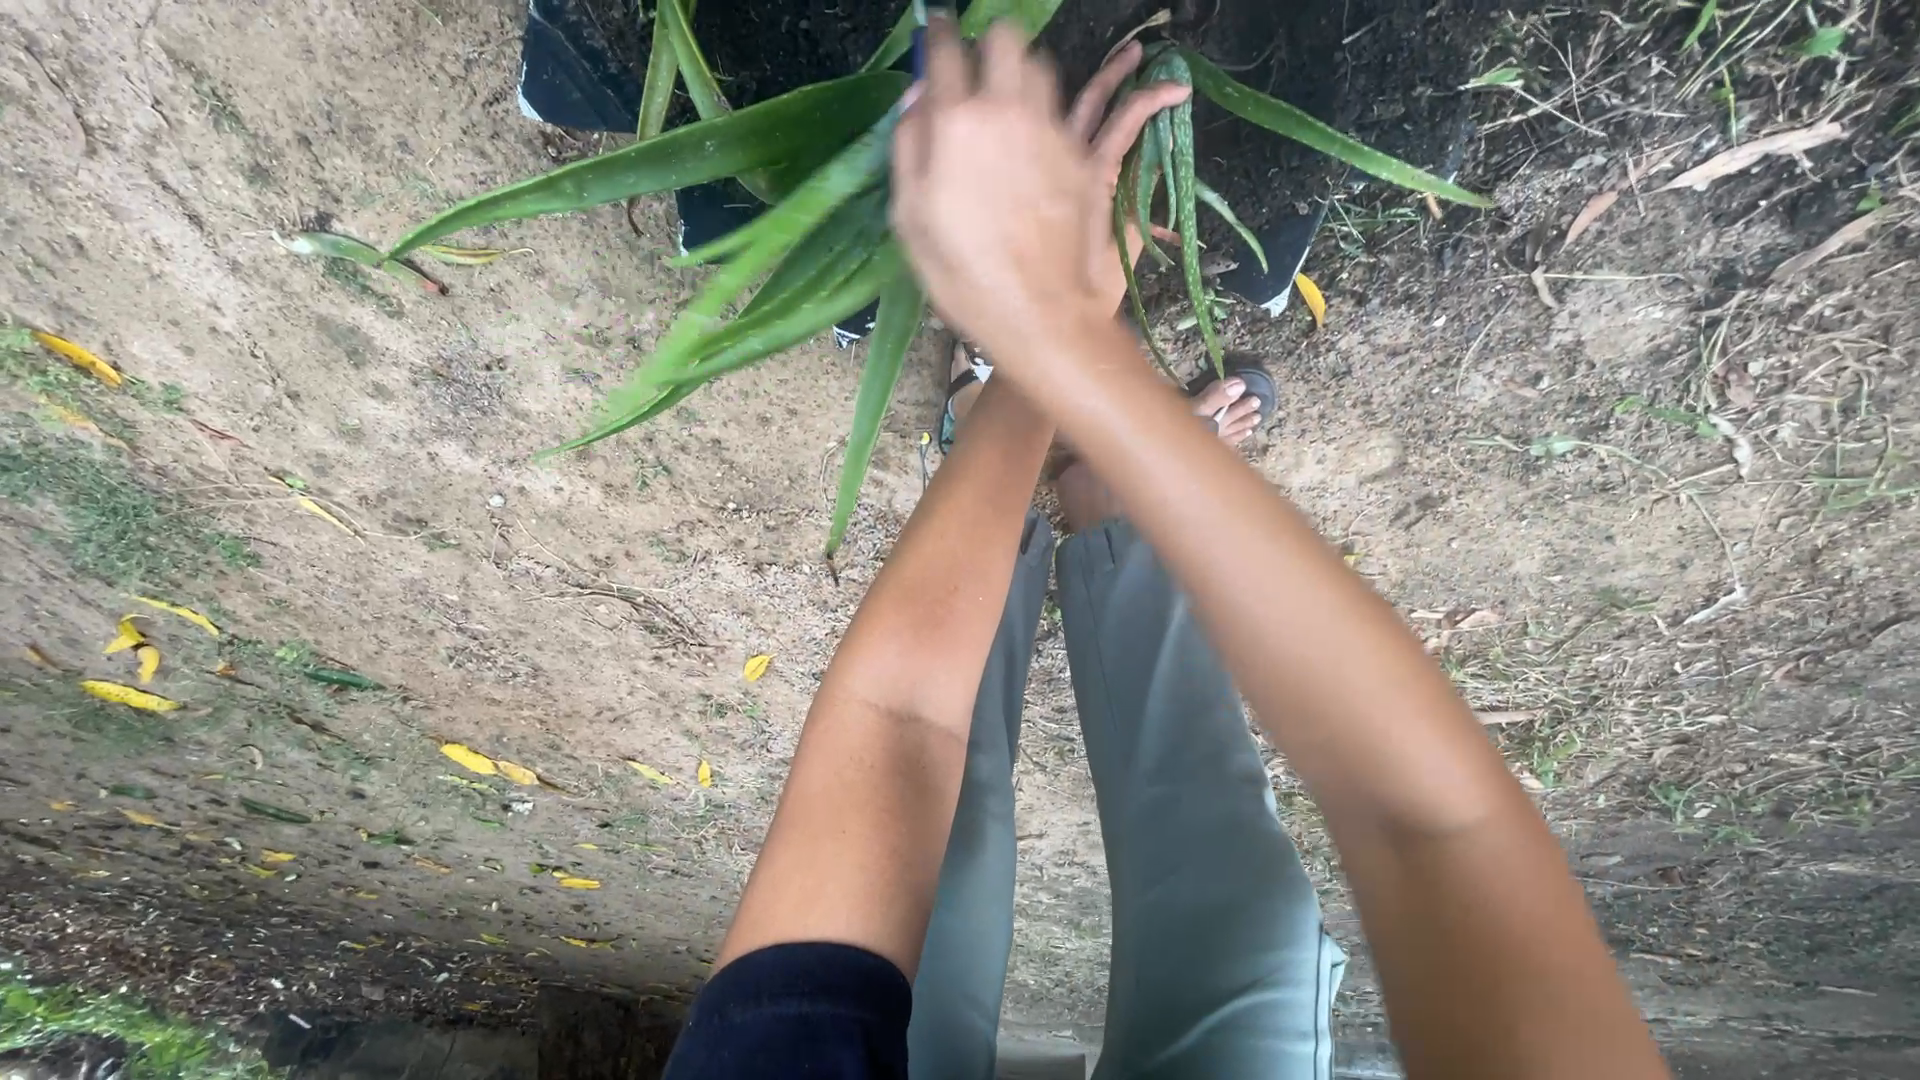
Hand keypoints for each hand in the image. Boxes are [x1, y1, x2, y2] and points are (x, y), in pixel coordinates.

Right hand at [891, 18, 1188, 365]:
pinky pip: (1064, 110)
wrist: (1040, 312)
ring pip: (1040, 67)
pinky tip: (1034, 139)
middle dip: (988, 46)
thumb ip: (908, 149)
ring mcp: (1050, 130)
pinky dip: (1045, 112)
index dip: (938, 37)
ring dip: (1021, 73)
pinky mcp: (1080, 155)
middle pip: (1004, 38)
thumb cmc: (965, 279)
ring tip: (1008, 101)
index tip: (936, 35)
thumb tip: (916, 100)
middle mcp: (1006, 112)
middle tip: (977, 70)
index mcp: (956, 124)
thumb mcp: (911, 221)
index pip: (946, 49)